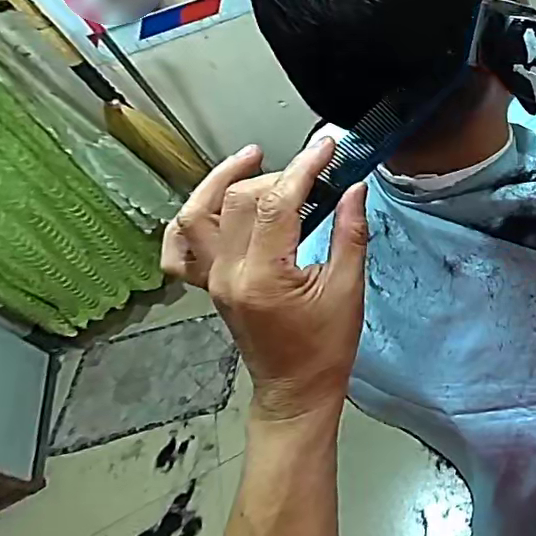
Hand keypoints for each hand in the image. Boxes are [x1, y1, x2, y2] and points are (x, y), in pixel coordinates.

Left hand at [195, 138, 371, 422]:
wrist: (297, 388)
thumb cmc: (326, 346)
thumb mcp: (349, 287)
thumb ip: (350, 232)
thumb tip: (354, 189)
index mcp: (264, 276)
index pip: (275, 203)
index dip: (303, 167)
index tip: (326, 147)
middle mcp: (227, 274)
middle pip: (237, 201)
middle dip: (279, 175)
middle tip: (315, 169)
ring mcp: (210, 279)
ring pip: (197, 214)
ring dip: (224, 180)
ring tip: (253, 159)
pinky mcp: (207, 285)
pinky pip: (181, 246)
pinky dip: (192, 217)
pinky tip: (212, 202)